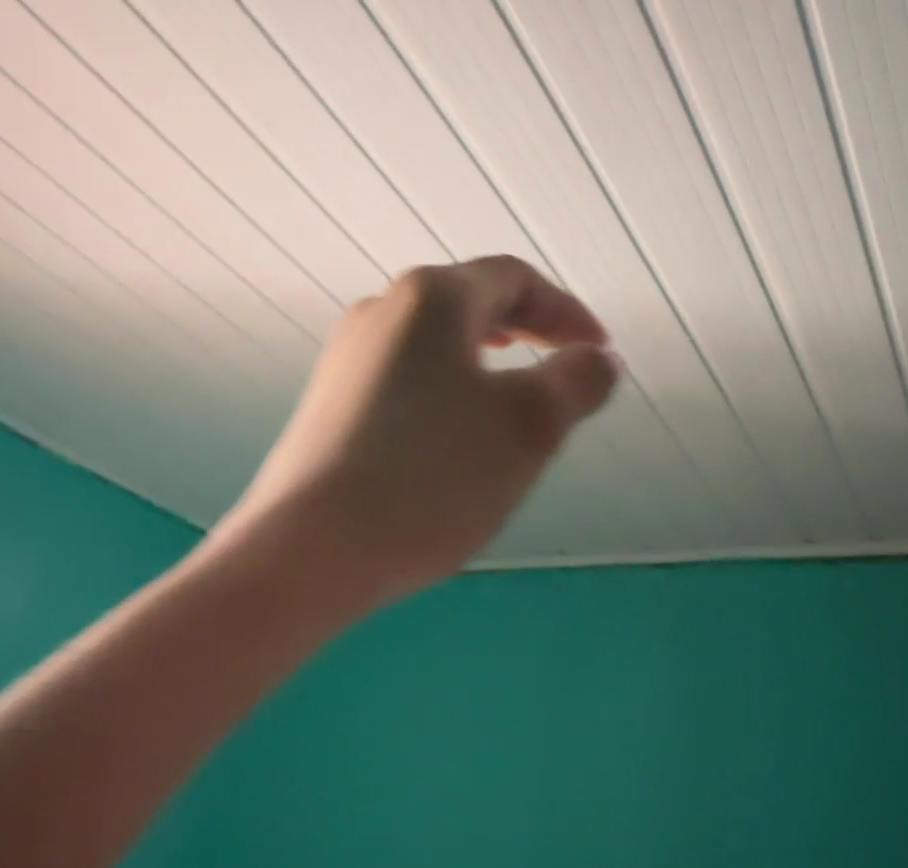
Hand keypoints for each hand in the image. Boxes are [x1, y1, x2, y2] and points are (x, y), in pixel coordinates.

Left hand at [213, 255, 619, 604]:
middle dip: (519, 337)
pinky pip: (397, 392)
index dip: (566, 312)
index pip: (513, 280)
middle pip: (463, 309)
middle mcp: (374, 317)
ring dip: (476, 375)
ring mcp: (339, 367)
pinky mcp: (321, 414)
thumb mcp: (528, 427)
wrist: (308, 548)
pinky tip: (443, 453)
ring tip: (503, 416)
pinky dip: (437, 405)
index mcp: (428, 299)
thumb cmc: (428, 477)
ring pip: (427, 354)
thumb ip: (576, 381)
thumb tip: (594, 360)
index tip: (599, 350)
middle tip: (552, 372)